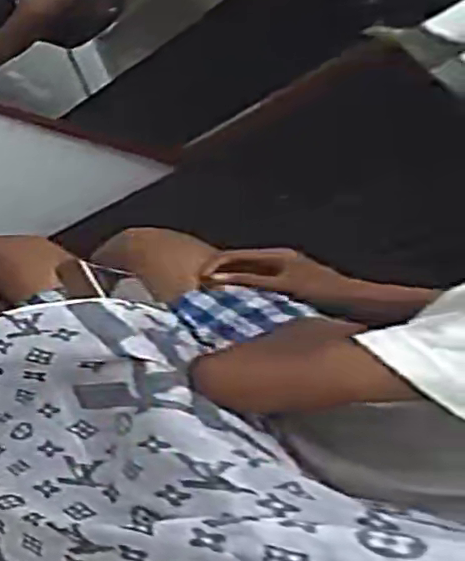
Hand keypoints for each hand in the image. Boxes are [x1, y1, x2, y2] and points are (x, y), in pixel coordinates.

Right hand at [200, 248, 357, 303]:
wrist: (364, 304)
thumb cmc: (325, 292)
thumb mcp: (283, 285)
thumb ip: (247, 280)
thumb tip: (212, 278)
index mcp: (276, 255)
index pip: (229, 255)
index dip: (210, 266)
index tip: (196, 280)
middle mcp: (278, 260)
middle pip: (234, 263)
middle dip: (215, 274)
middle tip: (200, 289)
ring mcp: (282, 272)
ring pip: (242, 274)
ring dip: (226, 282)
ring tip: (213, 296)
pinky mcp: (285, 284)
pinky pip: (253, 283)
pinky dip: (239, 289)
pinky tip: (235, 300)